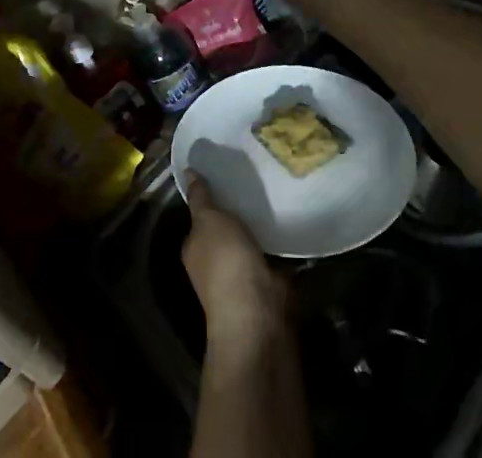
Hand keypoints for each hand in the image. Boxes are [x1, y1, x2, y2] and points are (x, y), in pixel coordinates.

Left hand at [182, 173, 288, 349]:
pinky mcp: (269, 279)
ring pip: (253, 239)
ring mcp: (243, 272)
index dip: (214, 197)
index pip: (201, 217)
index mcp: (196, 248)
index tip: (231, 172)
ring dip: (264, 222)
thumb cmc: (225, 261)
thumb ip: (201, 198)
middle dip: (242, 209)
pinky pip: (275, 251)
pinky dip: (282, 239)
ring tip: (281, 188)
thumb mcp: (209, 221)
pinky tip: (294, 216)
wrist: (256, 309)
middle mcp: (215, 261)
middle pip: (229, 228)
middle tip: (261, 174)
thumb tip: (187, 171)